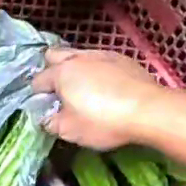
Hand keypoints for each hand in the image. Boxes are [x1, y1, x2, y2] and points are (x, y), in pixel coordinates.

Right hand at [31, 48, 167, 149]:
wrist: (148, 110)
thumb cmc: (103, 121)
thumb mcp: (70, 131)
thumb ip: (52, 123)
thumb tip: (45, 118)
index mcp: (61, 73)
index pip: (38, 80)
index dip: (36, 94)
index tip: (42, 107)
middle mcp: (78, 58)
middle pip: (54, 55)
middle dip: (50, 69)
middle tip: (58, 91)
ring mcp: (102, 55)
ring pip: (79, 54)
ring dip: (75, 68)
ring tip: (82, 88)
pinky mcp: (123, 59)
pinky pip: (101, 60)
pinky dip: (97, 70)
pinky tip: (105, 86)